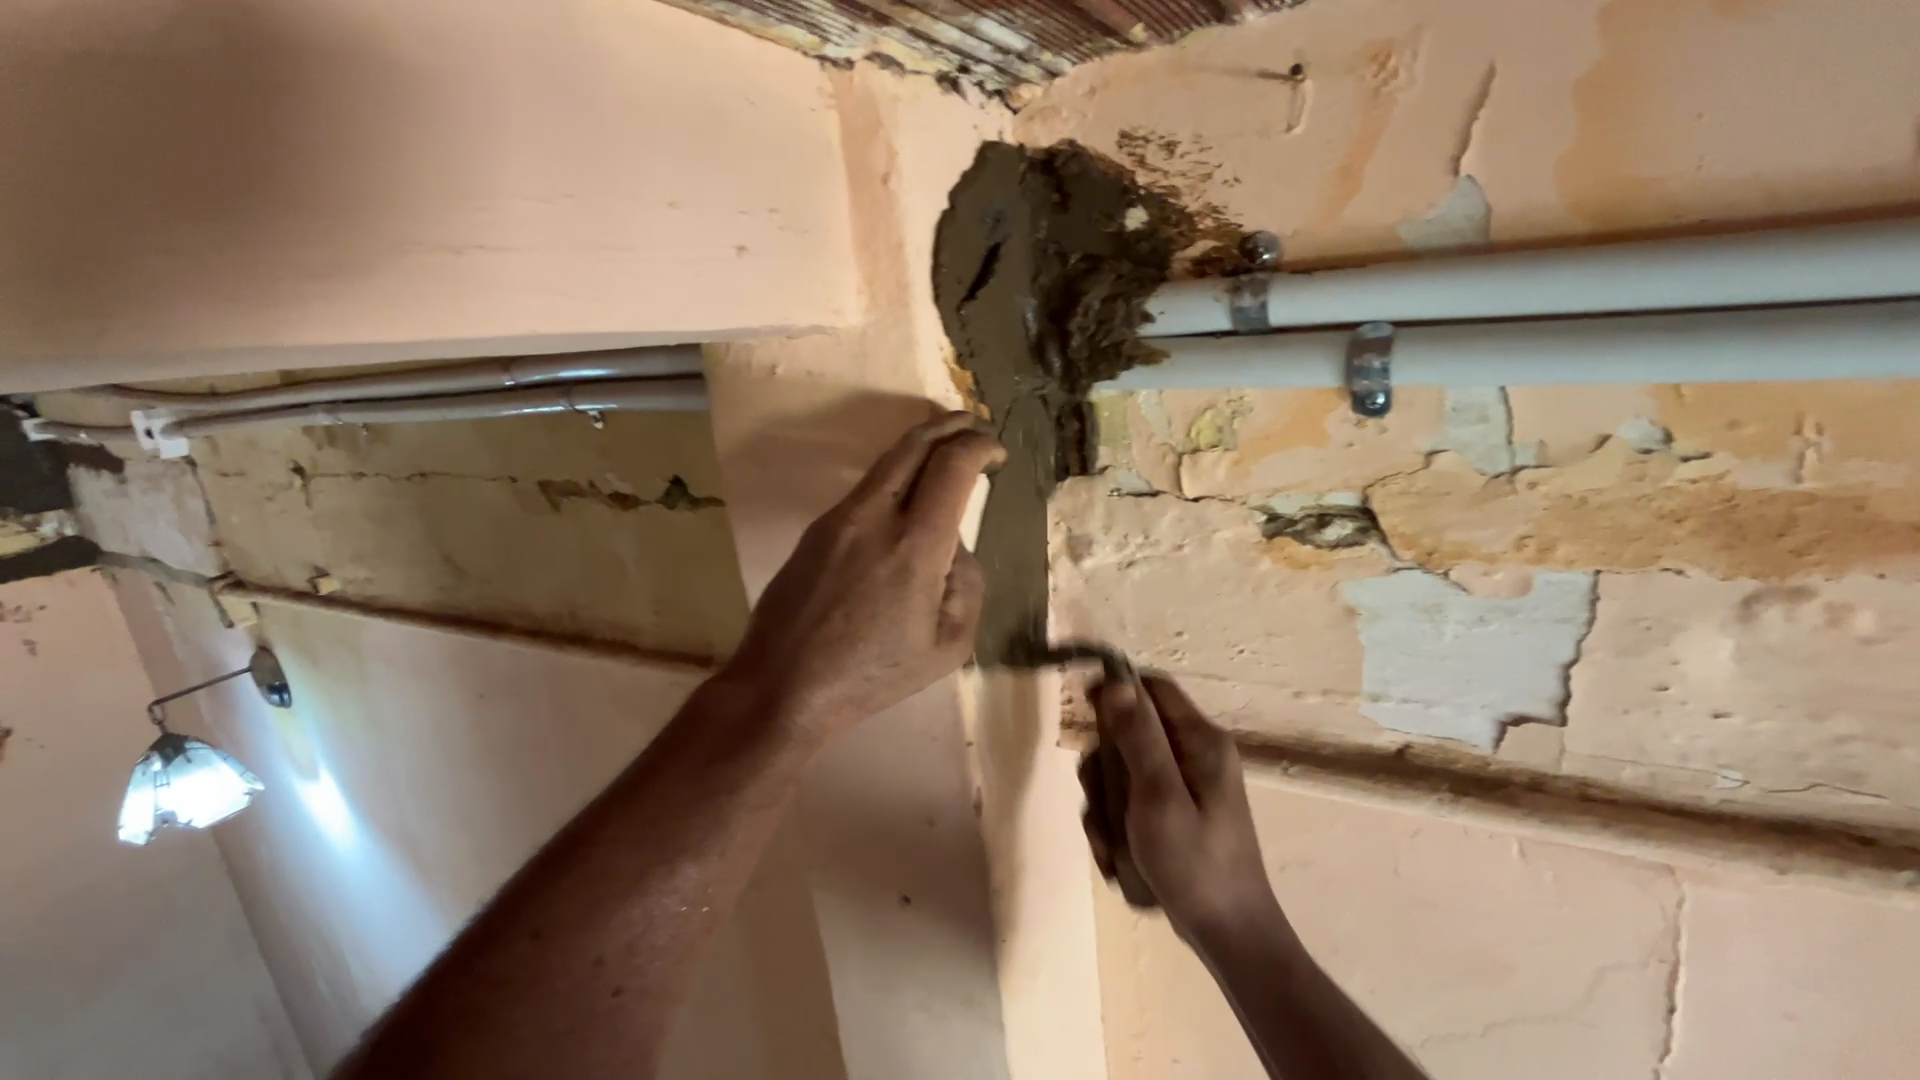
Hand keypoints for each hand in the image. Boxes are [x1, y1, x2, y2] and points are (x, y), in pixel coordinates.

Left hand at [721, 410, 1004, 740]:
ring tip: (944, 449)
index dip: (981, 446)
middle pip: (915, 443)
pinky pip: (864, 490)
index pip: (953, 465)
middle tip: (974, 427)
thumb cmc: (874, 674)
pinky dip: (895, 477)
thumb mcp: (950, 645)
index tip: (996, 454)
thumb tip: (954, 547)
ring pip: (885, 462)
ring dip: (920, 446)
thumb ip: (967, 584)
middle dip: (951, 425)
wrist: (784, 683)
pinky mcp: (815, 531)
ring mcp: (838, 519)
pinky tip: (906, 498)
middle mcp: (874, 516)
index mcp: (915, 545)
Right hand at [1082, 675, 1277, 939]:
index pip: (1150, 687)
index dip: (1113, 693)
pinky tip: (1121, 860)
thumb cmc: (1195, 864)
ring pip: (1122, 773)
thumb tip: (1115, 680)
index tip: (1081, 717)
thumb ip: (1137, 737)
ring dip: (1106, 807)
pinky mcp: (1174, 815)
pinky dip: (1118, 829)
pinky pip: (1130, 804)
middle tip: (1104, 805)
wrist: (1229, 935)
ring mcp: (1185, 787)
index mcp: (1200, 740)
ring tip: (1114, 845)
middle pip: (1129, 733)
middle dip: (1105, 770)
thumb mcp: (1158, 796)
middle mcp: (1194, 755)